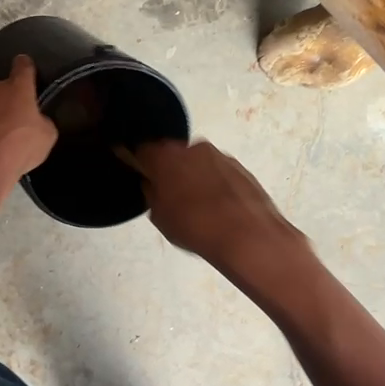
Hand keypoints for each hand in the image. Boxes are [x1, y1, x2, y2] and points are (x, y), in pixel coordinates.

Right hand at [126, 140, 314, 289]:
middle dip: (167, 168)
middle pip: (171, 153)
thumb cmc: (195, 227)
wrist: (250, 238)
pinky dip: (213, 183)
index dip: (135, 161)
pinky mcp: (241, 168)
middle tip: (167, 193)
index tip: (134, 170)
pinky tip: (216, 206)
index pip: (140, 150)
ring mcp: (219, 156)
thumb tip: (153, 183)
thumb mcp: (158, 216)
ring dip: (192, 175)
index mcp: (163, 156)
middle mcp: (191, 148)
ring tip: (195, 204)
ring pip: (196, 162)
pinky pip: (217, 171)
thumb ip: (151, 193)